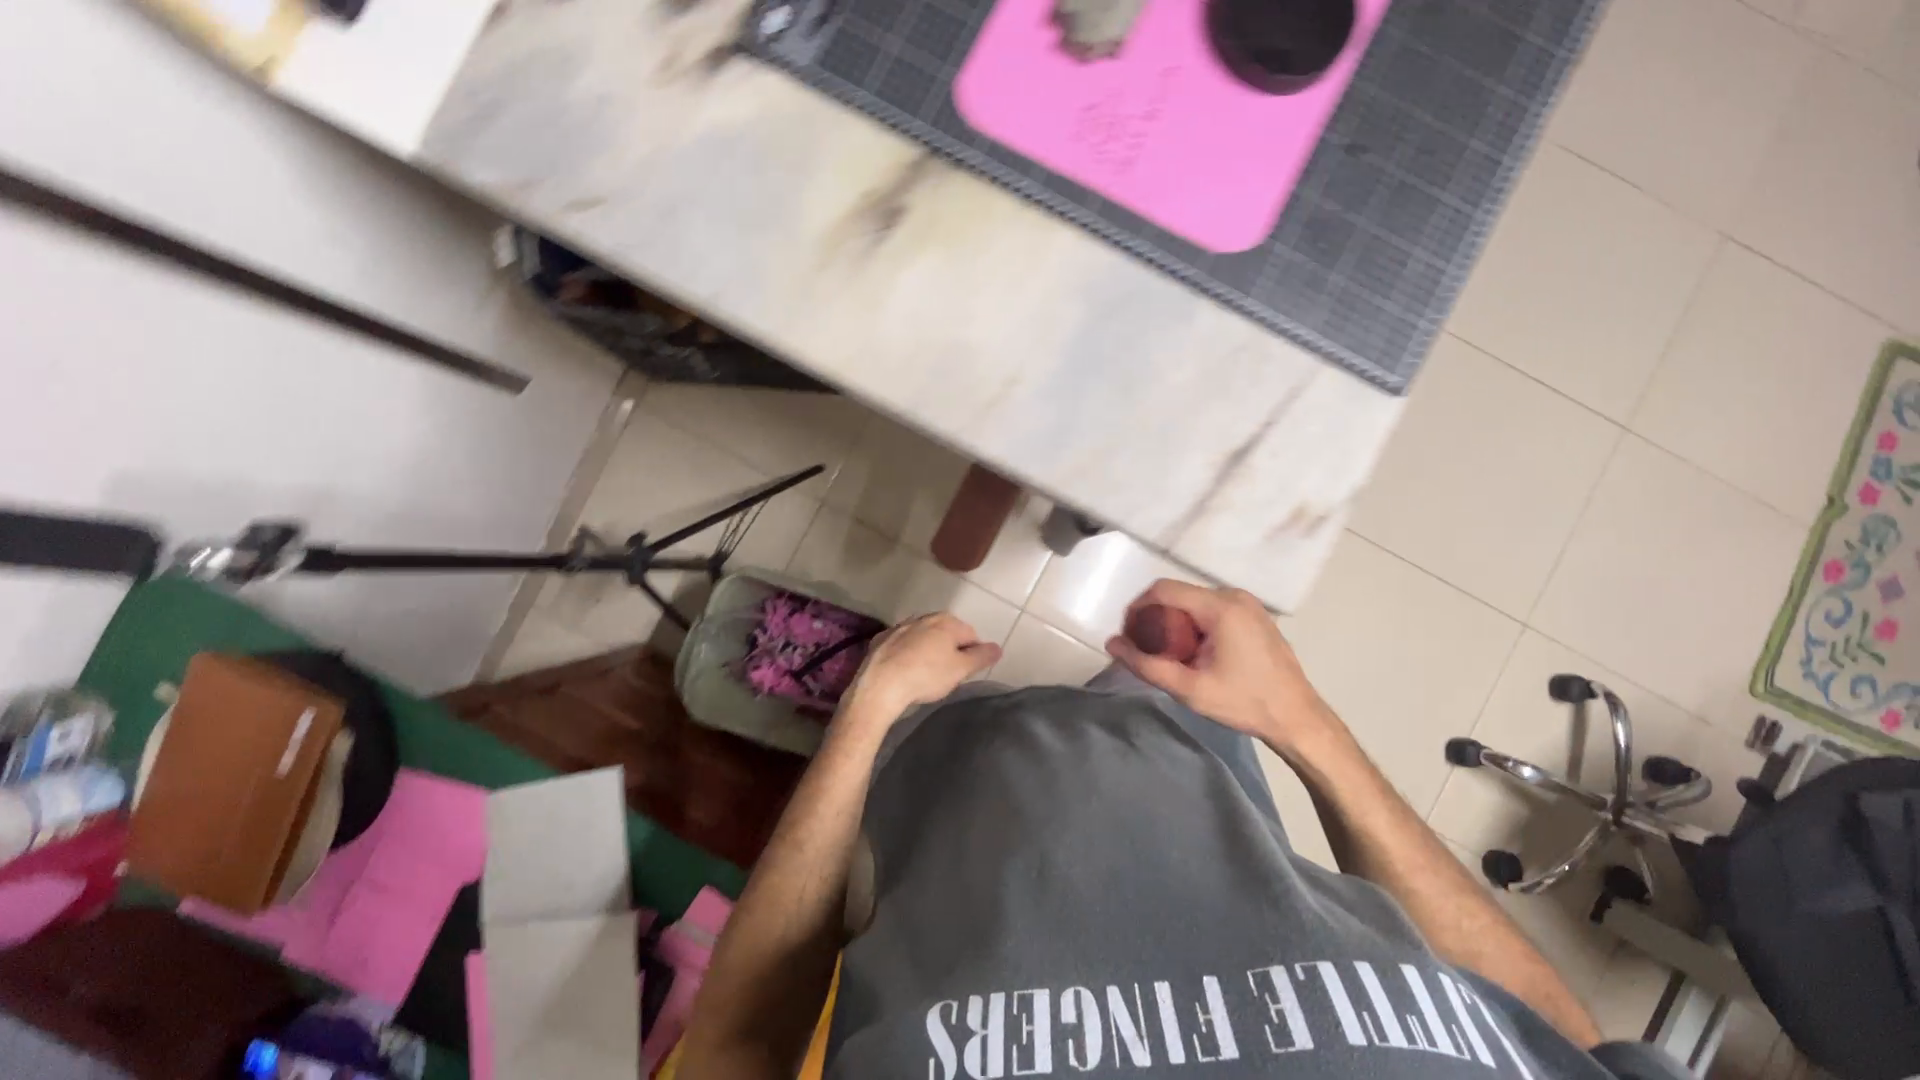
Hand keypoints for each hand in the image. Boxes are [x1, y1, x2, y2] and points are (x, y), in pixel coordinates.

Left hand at [842, 612, 1001, 724]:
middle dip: (949, 650)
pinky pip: (901, 645)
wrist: (881, 685)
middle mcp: (924, 617)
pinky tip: (903, 671)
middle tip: (946, 674)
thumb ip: (981, 656)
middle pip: (946, 633)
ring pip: (922, 637)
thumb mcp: (961, 670)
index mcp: (946, 622)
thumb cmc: (927, 676)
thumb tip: (997, 647)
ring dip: (927, 650)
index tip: (965, 672)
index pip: (971, 635)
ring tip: (924, 674)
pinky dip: (906, 654)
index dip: (972, 655)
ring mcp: (900, 627)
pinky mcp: (881, 639)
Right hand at [1105, 579, 1344, 755]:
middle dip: (1155, 617)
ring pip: (1195, 602)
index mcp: (1220, 607)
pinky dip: (1195, 625)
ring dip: (1175, 622)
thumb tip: (1111, 644)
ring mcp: (1248, 604)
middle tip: (1144, 648)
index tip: (1128, 634)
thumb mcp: (1189, 689)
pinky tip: (1194, 654)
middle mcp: (1234, 596)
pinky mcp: (1255, 616)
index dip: (1138, 607)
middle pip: (1179, 594)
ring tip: (1167, 654)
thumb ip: (1146, 665)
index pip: (1164, 589)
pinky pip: (1213, 610)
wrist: (1297, 718)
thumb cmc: (1244, 703)